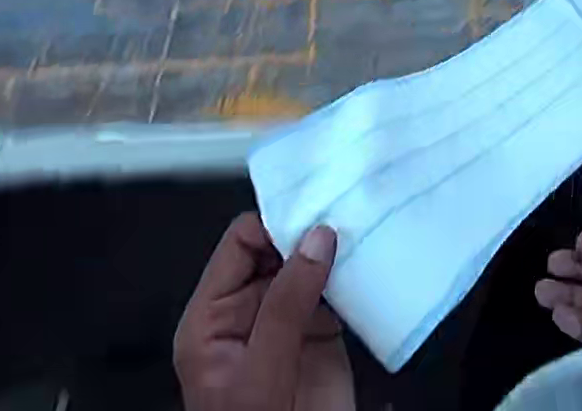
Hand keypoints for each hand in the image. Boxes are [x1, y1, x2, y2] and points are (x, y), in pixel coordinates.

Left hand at [175, 213, 353, 410]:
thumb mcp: (261, 375)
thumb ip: (286, 303)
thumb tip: (317, 236)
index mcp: (213, 314)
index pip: (240, 242)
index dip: (273, 223)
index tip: (313, 210)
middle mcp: (248, 307)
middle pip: (276, 245)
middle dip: (307, 228)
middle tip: (344, 206)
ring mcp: (284, 317)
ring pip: (307, 260)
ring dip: (332, 244)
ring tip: (361, 222)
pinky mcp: (319, 329)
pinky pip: (334, 284)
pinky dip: (350, 268)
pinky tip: (368, 255)